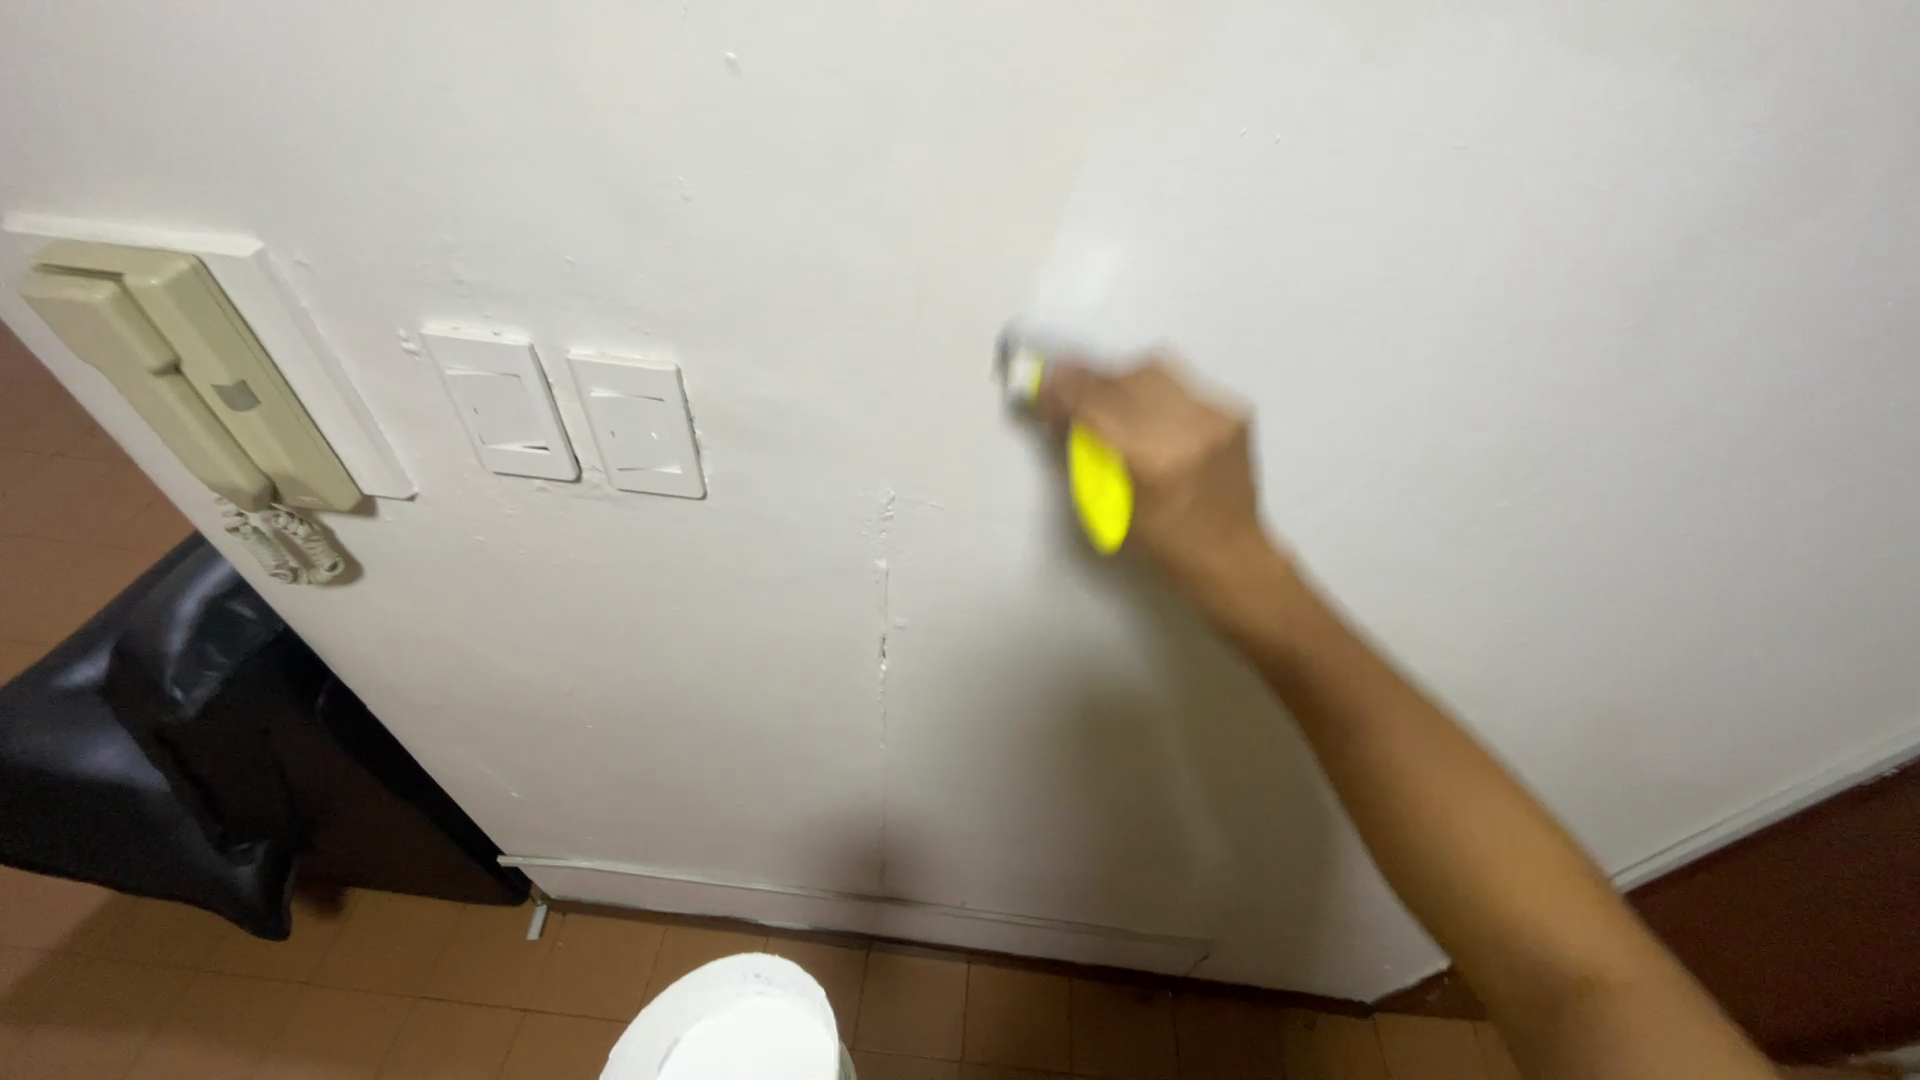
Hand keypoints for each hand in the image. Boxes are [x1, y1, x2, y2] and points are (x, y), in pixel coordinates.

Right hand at [1038, 349, 1277, 599]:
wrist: (1230, 555)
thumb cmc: (1160, 546)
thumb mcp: (1107, 508)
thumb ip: (1083, 451)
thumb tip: (1060, 409)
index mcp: (1150, 462)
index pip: (1097, 404)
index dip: (1066, 389)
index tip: (1045, 381)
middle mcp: (1186, 429)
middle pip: (1125, 377)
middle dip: (1091, 377)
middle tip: (1070, 386)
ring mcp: (1215, 417)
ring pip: (1155, 370)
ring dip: (1123, 379)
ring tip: (1109, 398)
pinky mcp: (1235, 412)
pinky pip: (1182, 384)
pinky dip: (1156, 393)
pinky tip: (1151, 416)